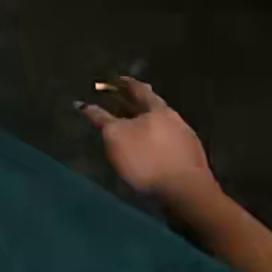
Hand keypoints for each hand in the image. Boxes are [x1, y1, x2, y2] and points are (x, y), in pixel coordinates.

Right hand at [80, 77, 218, 204]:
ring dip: (141, 121)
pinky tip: (144, 144)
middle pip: (149, 105)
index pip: (138, 89)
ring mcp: (184, 138)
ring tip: (126, 124)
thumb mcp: (115, 135)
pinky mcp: (188, 156)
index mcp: (157, 109)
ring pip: (158, 122)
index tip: (114, 79)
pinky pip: (164, 138)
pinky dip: (151, 136)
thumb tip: (83, 104)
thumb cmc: (146, 158)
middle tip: (115, 100)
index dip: (124, 83)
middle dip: (131, 102)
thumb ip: (100, 118)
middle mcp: (174, 119)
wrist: (187, 192)